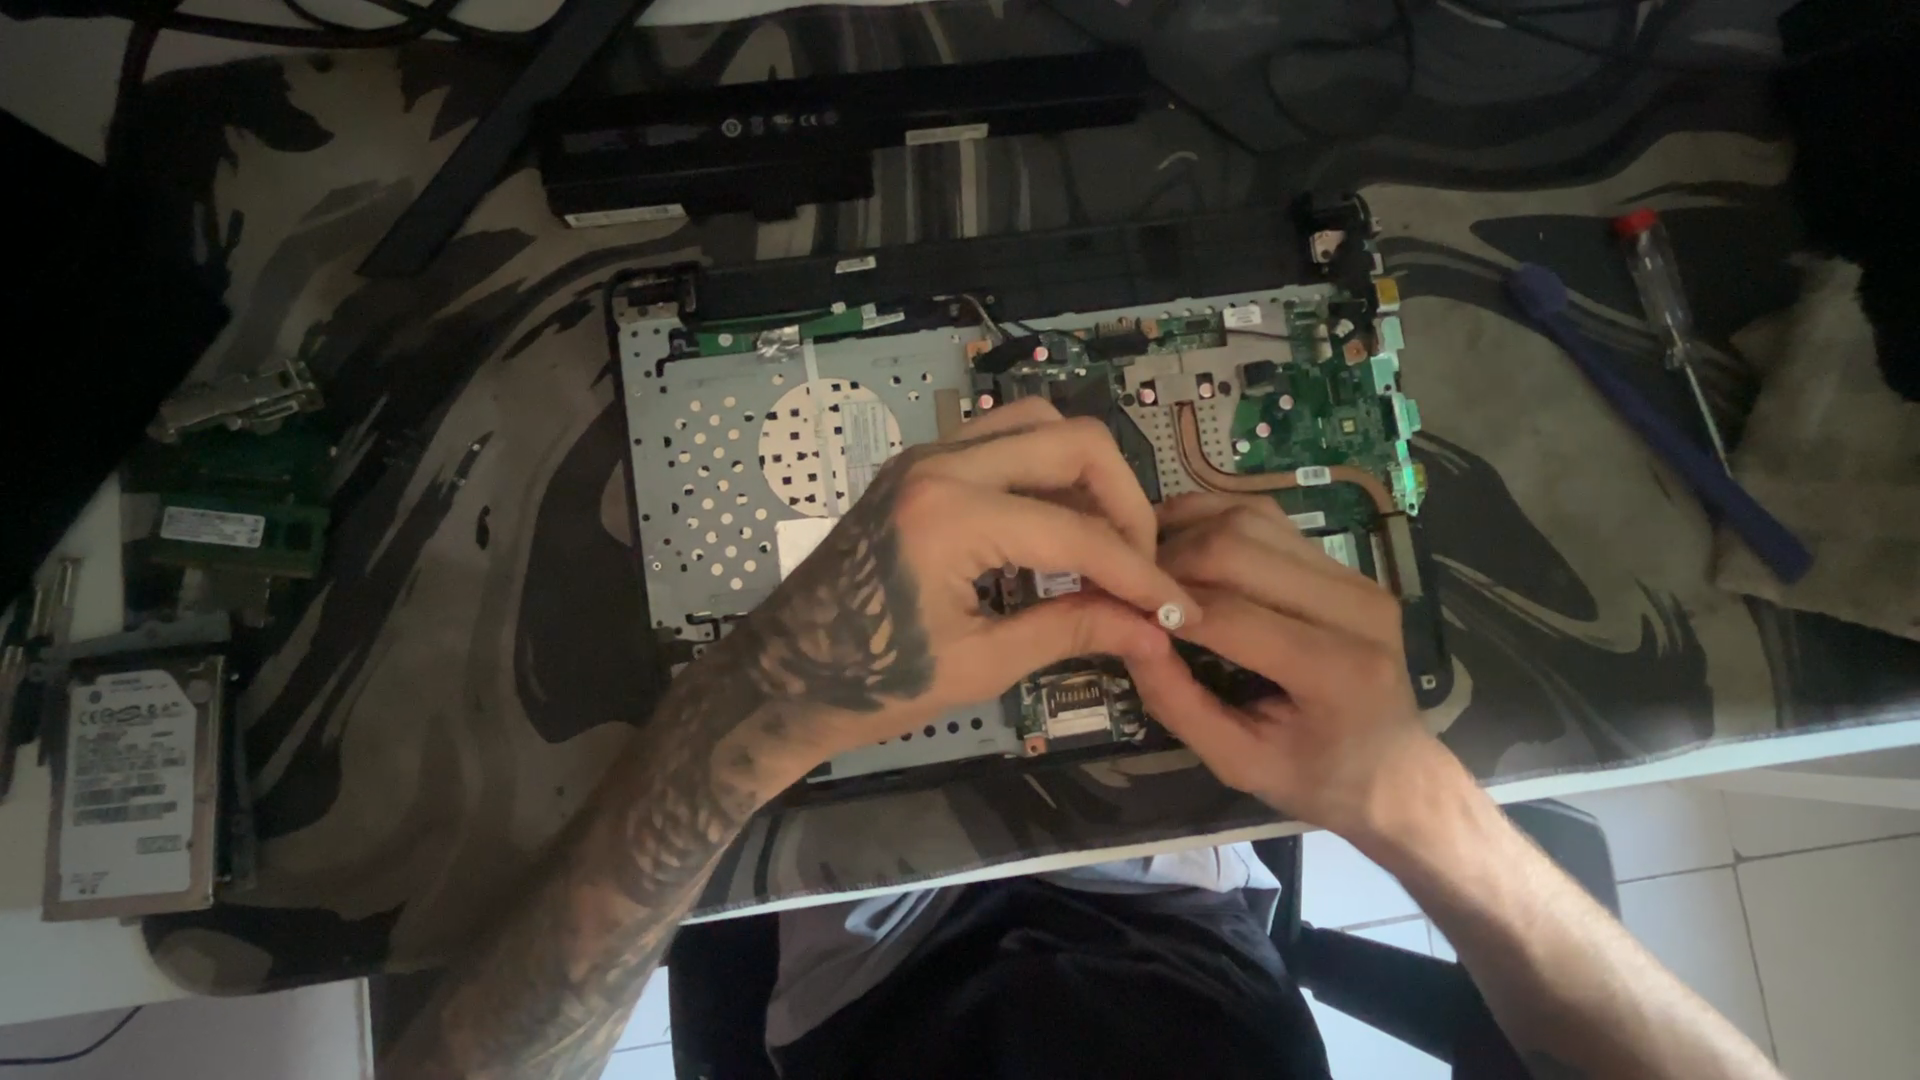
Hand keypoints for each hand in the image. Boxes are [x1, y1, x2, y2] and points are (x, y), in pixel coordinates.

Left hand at [717, 397, 1193, 765]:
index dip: (1138, 573)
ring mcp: (925, 456)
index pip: (1078, 531)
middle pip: (1072, 439)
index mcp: (951, 517)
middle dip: (1124, 501)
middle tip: (1138, 563)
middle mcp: (940, 464)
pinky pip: (1000, 440)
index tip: (1175, 608)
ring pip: (1036, 424)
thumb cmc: (871, 684)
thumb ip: (1072, 631)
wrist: (782, 676)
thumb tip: (1154, 629)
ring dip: (1083, 474)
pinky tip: (1051, 527)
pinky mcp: (918, 466)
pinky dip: (1041, 471)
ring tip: (1101, 540)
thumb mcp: (980, 666)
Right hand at [1125, 492, 1462, 840]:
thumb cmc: (1316, 777)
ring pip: (1249, 520)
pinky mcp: (1344, 564)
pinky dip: (1213, 519)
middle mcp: (1356, 608)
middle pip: (1237, 549)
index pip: (1230, 615)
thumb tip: (1128, 635)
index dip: (1165, 607)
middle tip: (1130, 584)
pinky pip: (1266, 518)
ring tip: (1149, 562)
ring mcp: (1355, 577)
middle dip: (1170, 561)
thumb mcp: (1237, 762)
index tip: (1119, 611)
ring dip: (1187, 532)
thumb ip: (1178, 702)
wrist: (1397, 769)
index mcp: (1337, 670)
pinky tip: (1180, 540)